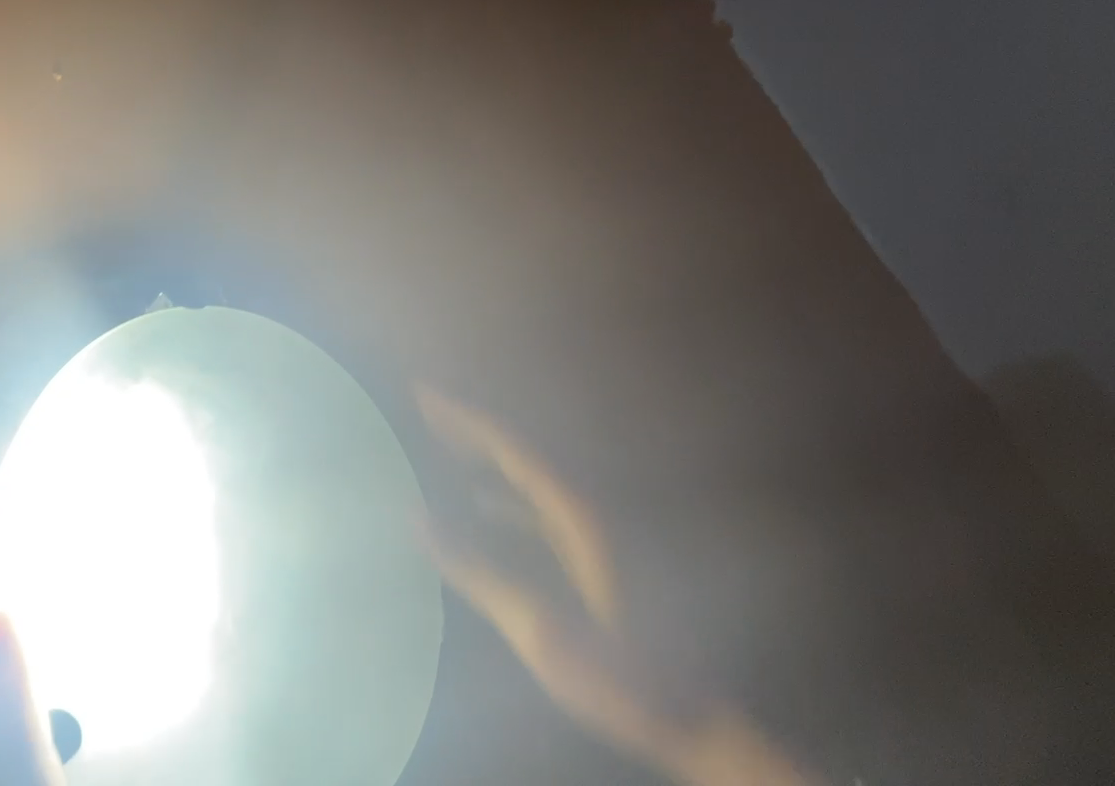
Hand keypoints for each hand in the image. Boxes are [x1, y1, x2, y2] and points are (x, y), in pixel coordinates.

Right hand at [416, 385, 824, 785]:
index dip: (465, 417)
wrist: (697, 721)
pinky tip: (483, 508)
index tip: (424, 392)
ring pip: (534, 479)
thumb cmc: (620, 674)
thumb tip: (418, 518)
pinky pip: (545, 505)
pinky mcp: (604, 552)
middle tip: (427, 410)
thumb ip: (477, 571)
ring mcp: (602, 530)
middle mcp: (594, 509)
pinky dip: (509, 496)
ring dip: (489, 460)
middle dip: (473, 429)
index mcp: (581, 515)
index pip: (512, 447)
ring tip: (445, 450)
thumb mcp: (541, 629)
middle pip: (523, 453)